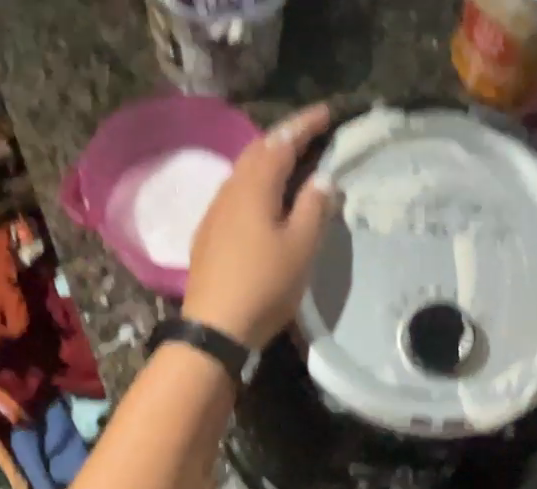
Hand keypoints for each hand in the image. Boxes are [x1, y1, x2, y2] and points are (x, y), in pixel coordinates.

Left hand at [181, 104, 338, 349]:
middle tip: (311, 136)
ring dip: (268, 163)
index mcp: (255, 185)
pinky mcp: (209, 236)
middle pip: (258, 152)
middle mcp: (230, 190)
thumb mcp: (301, 247)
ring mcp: (215, 213)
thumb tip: (321, 178)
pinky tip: (266, 203)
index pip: (282, 140)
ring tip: (292, 166)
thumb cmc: (264, 285)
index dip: (305, 124)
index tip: (327, 112)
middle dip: (284, 139)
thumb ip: (314, 207)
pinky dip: (256, 188)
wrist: (216, 328)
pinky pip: (236, 197)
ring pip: (244, 174)